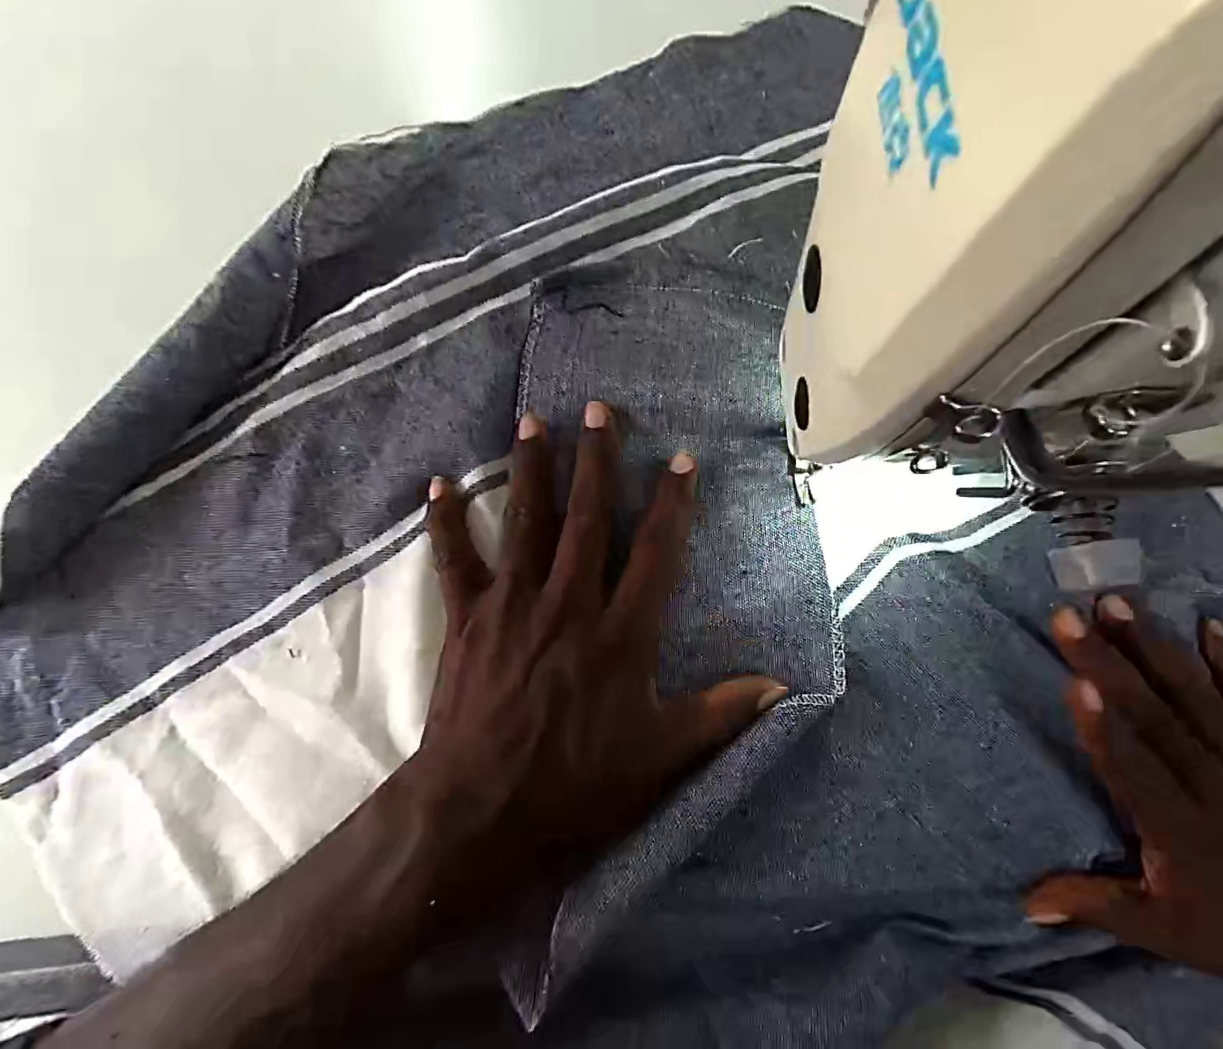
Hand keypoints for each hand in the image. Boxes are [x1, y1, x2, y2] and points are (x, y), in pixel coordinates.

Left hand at [403, 401, 787, 888]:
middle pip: (589, 518)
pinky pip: (456, 561)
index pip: (657, 552)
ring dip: (532, 469)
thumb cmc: (578, 782)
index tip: (682, 459)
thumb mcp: (662, 754)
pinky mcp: (468, 621)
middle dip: (598, 460)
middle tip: (600, 407)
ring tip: (534, 419)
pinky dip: (446, 522)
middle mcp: (570, 604)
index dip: (673, 503)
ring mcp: (515, 607)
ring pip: (527, 524)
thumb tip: (783, 688)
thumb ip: (722, 712)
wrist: (479, 814)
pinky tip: (439, 482)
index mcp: (621, 633)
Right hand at [1023, 597, 1222, 1047]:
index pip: (1135, 773)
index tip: (1073, 682)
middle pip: (1157, 719)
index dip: (1102, 729)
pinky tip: (1210, 623)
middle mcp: (1220, 791)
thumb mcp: (1166, 934)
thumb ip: (1095, 906)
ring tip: (1116, 603)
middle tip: (1071, 618)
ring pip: (1198, 697)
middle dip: (1109, 664)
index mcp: (1185, 837)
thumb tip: (1024, 904)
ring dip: (1154, 646)